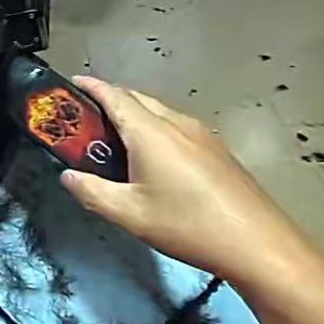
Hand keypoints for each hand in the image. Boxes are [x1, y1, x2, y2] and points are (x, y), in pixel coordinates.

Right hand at [59, 77, 313, 284]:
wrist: (254, 240)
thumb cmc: (187, 224)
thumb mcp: (129, 214)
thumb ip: (92, 192)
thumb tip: (68, 177)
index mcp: (151, 132)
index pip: (115, 96)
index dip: (92, 86)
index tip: (74, 83)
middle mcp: (177, 123)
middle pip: (138, 99)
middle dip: (111, 100)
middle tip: (88, 119)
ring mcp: (201, 134)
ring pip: (160, 112)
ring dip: (135, 116)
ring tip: (116, 140)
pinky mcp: (216, 149)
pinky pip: (177, 127)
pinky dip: (156, 129)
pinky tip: (153, 158)